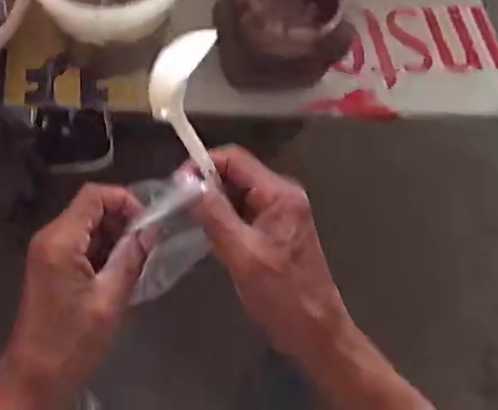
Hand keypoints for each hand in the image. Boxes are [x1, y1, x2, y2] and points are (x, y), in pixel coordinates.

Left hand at [0, 185, 151, 409]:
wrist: (33, 379)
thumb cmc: (71, 343)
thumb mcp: (108, 302)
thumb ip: (130, 260)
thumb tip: (150, 231)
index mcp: (60, 239)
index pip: (93, 195)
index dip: (123, 199)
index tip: (147, 223)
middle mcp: (49, 236)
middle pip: (89, 207)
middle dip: (120, 220)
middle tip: (146, 244)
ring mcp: (46, 249)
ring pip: (85, 224)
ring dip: (112, 236)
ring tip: (136, 260)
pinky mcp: (48, 264)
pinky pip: (78, 242)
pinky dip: (99, 249)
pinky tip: (117, 271)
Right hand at [191, 146, 348, 361]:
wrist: (319, 338)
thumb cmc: (284, 297)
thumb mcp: (243, 255)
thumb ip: (214, 214)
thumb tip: (187, 181)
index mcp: (279, 194)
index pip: (234, 159)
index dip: (202, 164)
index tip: (178, 183)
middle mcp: (282, 194)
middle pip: (235, 173)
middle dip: (207, 188)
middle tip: (181, 206)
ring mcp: (280, 211)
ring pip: (236, 193)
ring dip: (214, 206)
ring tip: (194, 224)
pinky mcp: (276, 228)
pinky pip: (243, 210)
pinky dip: (225, 220)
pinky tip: (214, 239)